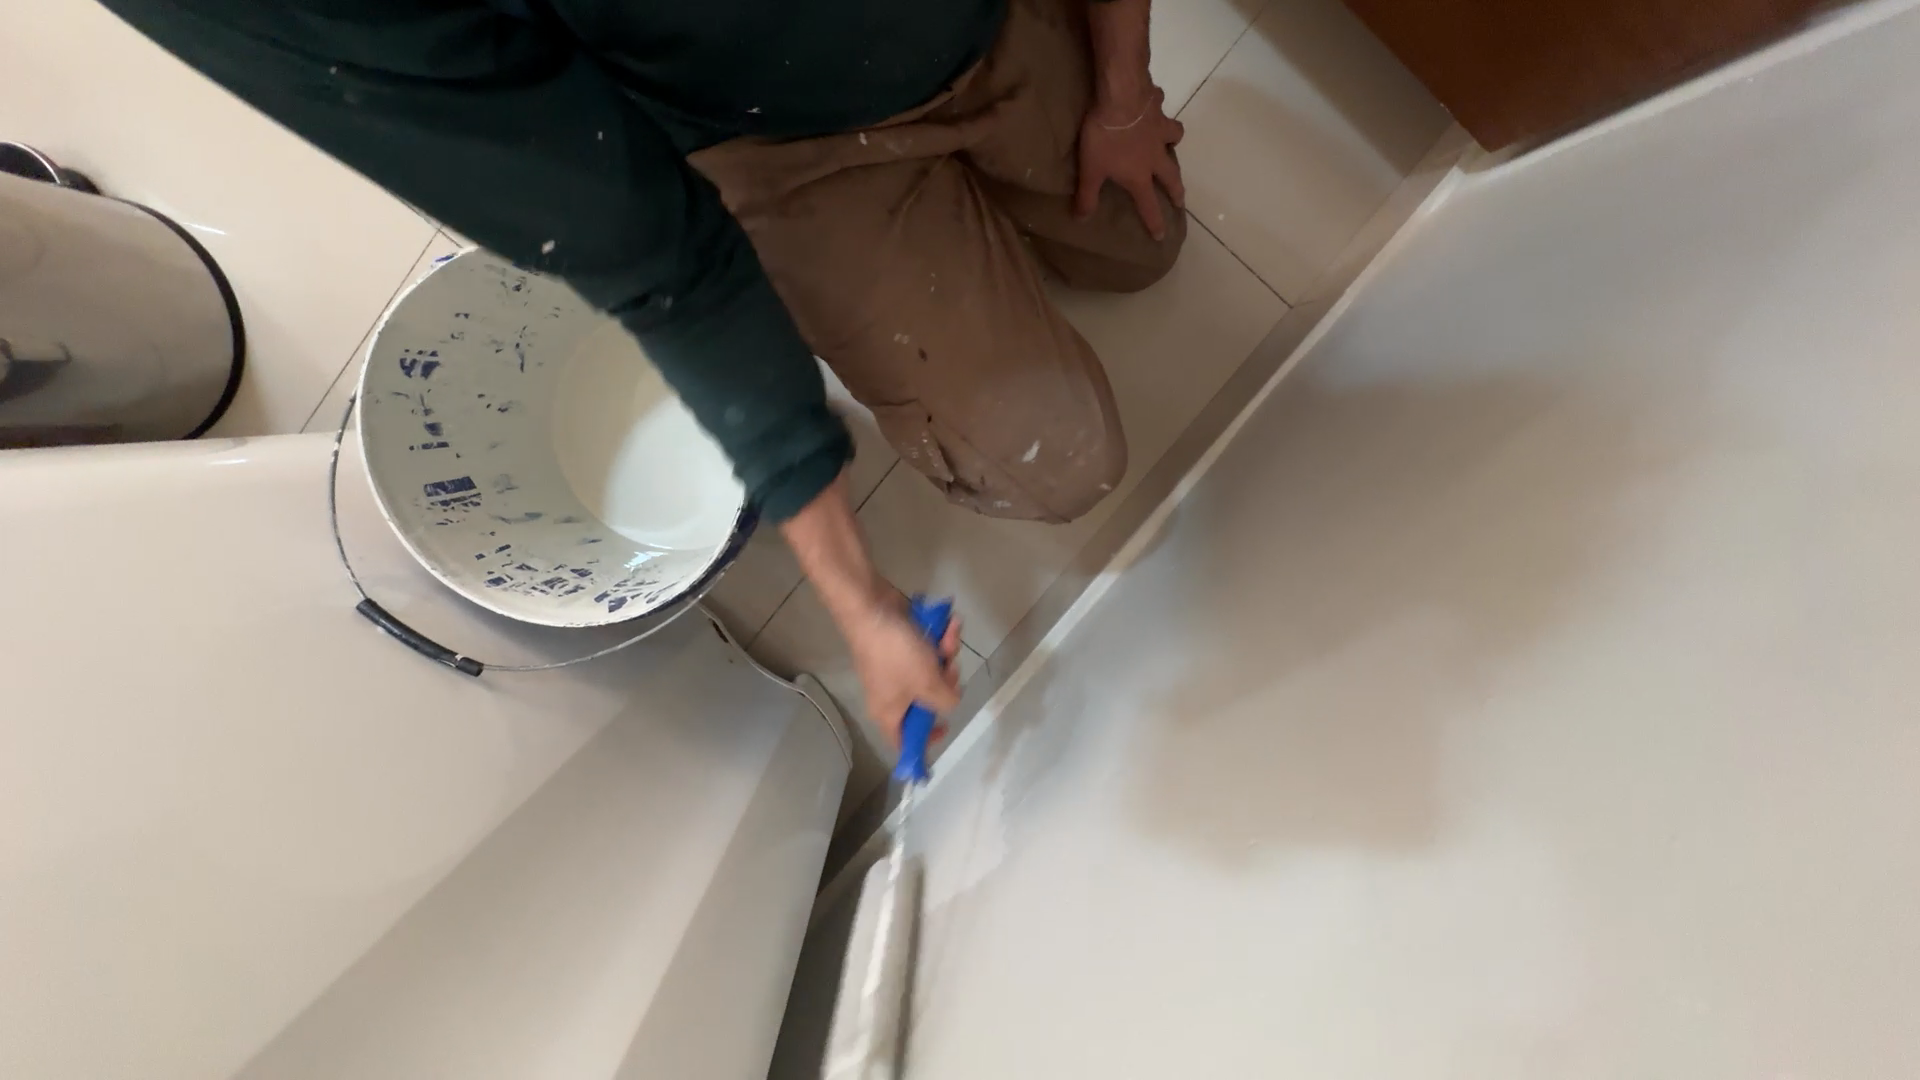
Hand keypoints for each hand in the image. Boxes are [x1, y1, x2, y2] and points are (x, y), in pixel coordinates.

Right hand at [843, 590, 963, 747]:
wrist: (871, 607)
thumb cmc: (896, 653)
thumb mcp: (928, 683)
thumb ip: (946, 701)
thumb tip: (949, 703)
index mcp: (889, 713)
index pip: (904, 741)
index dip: (925, 739)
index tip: (945, 726)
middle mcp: (891, 694)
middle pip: (927, 700)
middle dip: (945, 680)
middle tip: (950, 666)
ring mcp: (896, 669)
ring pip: (931, 671)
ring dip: (947, 653)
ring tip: (949, 635)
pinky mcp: (902, 646)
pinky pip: (926, 650)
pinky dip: (939, 638)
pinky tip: (949, 623)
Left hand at [1075, 85, 1185, 240]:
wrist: (1121, 94)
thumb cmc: (1105, 137)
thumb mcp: (1091, 170)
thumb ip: (1087, 196)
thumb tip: (1081, 220)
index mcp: (1139, 175)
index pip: (1148, 205)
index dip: (1154, 222)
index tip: (1161, 235)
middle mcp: (1155, 155)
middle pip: (1171, 176)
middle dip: (1177, 190)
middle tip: (1180, 200)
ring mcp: (1159, 128)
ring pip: (1175, 137)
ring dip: (1175, 142)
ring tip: (1172, 143)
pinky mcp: (1157, 104)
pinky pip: (1162, 107)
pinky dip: (1160, 108)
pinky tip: (1155, 104)